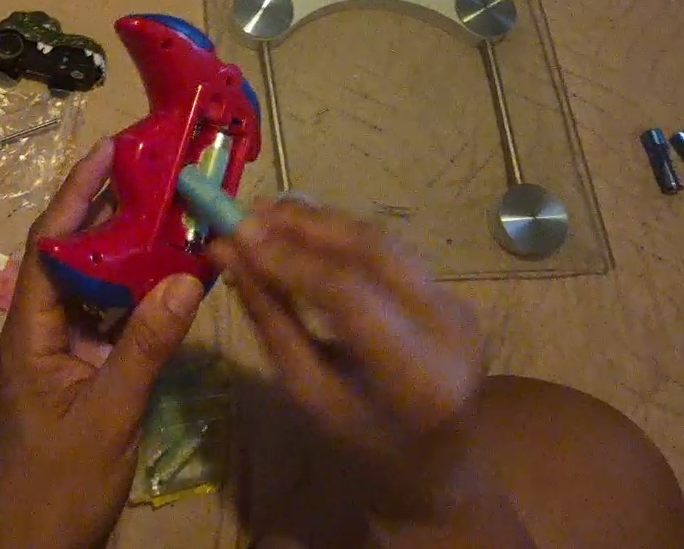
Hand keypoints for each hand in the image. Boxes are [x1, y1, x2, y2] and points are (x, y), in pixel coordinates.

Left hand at [0, 139, 206, 548]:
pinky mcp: (84, 366)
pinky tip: (172, 275)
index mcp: (30, 326)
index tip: (109, 150)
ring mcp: (63, 345)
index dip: (77, 192)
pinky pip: (112, 312)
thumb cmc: (59, 483)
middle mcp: (43, 324)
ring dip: (128, 245)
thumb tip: (187, 277)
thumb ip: (145, 348)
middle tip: (152, 168)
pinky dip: (140, 289)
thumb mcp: (108, 414)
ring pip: (95, 279)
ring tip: (169, 207)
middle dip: (108, 207)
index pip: (49, 241)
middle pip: (73, 250)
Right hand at [206, 201, 487, 519]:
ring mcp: (457, 305)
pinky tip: (303, 231)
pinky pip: (388, 250)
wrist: (439, 471)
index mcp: (415, 376)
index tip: (236, 234)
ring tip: (267, 214)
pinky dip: (340, 235)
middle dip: (304, 223)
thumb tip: (226, 252)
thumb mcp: (307, 392)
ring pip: (380, 240)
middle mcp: (448, 329)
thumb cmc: (361, 445)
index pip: (348, 293)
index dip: (288, 257)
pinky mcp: (451, 292)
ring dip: (321, 221)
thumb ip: (269, 317)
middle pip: (371, 249)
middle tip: (248, 212)